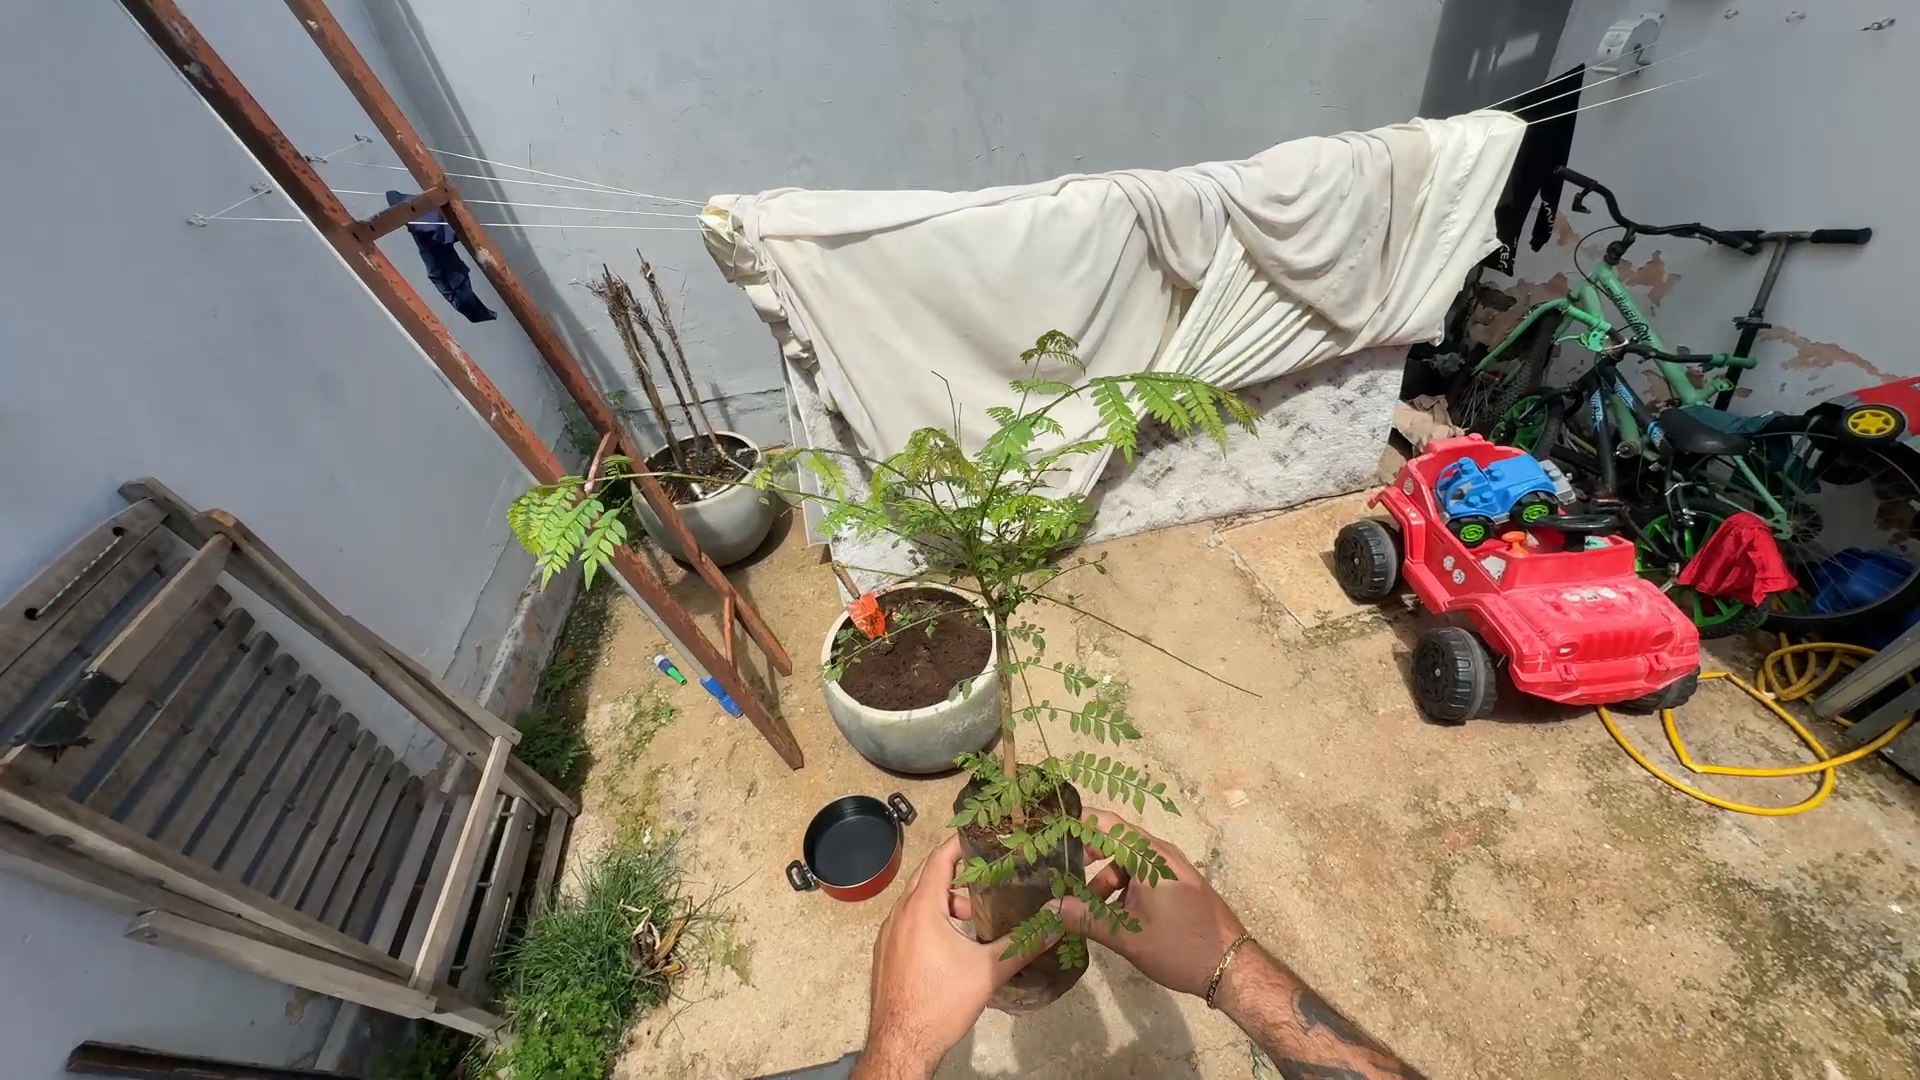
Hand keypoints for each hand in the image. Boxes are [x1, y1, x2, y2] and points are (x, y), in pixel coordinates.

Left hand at [855, 834, 1045, 1078]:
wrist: (901, 1046)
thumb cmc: (943, 1002)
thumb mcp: (989, 971)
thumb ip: (1024, 942)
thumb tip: (1056, 922)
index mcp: (922, 906)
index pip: (939, 858)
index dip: (959, 843)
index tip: (981, 837)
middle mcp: (899, 912)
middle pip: (926, 876)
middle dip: (955, 872)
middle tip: (985, 873)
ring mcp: (888, 933)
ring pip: (915, 900)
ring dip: (942, 898)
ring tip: (971, 913)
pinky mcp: (884, 953)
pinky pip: (906, 920)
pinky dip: (926, 916)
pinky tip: (948, 939)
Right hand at [1055, 810, 1244, 996]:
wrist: (1234, 969)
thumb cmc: (1180, 946)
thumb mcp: (1128, 936)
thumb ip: (1086, 918)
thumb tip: (1050, 908)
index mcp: (1147, 855)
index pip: (1105, 823)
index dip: (1077, 822)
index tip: (1051, 828)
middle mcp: (1159, 852)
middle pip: (1114, 841)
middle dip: (1086, 855)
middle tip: (1060, 871)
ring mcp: (1170, 867)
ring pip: (1127, 862)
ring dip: (1104, 878)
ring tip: (1085, 906)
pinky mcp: (1177, 883)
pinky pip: (1142, 873)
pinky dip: (1123, 886)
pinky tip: (1113, 914)